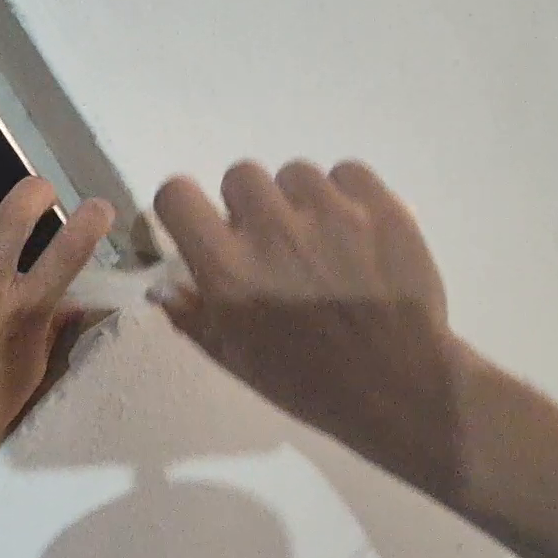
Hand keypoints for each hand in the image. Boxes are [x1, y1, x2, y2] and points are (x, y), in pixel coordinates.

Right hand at [151, 161, 463, 498]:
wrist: (396, 385)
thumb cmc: (301, 378)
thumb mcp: (229, 355)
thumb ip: (189, 313)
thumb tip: (160, 284)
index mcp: (226, 269)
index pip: (176, 194)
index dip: (181, 205)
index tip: (196, 223)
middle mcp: (272, 230)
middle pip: (239, 174)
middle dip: (244, 203)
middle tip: (265, 238)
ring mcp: (331, 214)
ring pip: (294, 173)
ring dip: (295, 200)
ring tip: (315, 237)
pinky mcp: (381, 207)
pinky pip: (346, 172)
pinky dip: (342, 194)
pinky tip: (349, 230)